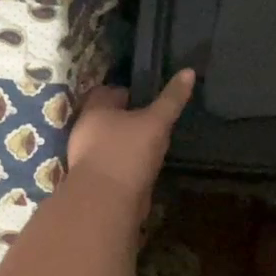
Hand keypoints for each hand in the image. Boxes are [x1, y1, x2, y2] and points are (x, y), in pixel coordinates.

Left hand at [67, 70, 194, 197]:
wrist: (106, 204)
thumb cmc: (127, 152)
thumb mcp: (156, 122)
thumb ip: (172, 99)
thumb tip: (189, 71)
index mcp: (94, 110)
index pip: (106, 91)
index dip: (126, 90)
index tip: (146, 93)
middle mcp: (85, 131)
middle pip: (107, 117)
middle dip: (126, 117)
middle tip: (152, 116)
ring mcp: (88, 158)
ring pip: (109, 142)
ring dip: (126, 141)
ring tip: (152, 141)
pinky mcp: (96, 181)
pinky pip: (113, 164)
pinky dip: (126, 163)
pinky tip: (144, 165)